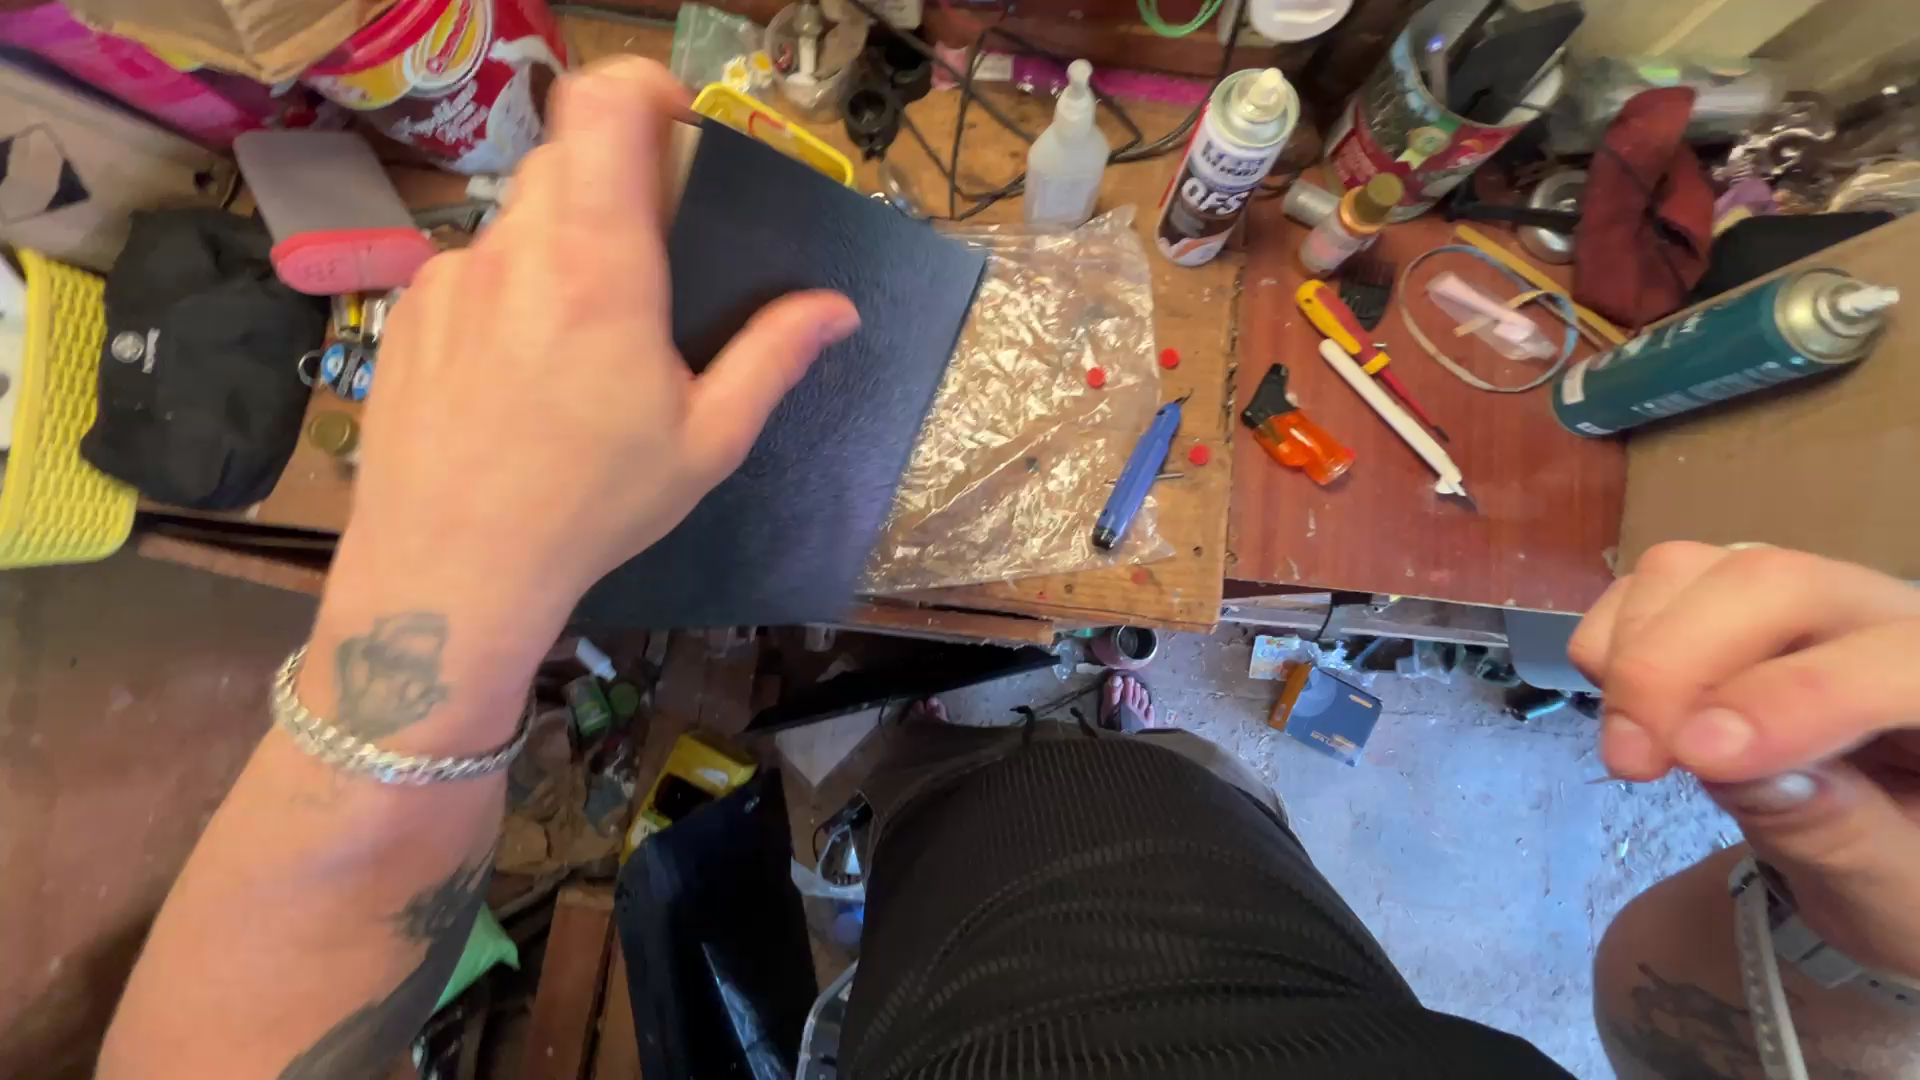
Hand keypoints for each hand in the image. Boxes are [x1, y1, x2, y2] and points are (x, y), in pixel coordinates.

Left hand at [346, 58, 859, 607]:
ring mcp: (450, 276)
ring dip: (570, 246)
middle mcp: (516, 250)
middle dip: (622, 184)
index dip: (645, 86)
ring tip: (590, 340)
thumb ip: (774, 358)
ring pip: (524, 218)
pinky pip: (479, 268)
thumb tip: (838, 308)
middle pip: (569, 157)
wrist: (454, 565)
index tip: (681, 121)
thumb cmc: (598, 504)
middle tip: (657, 264)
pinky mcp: (410, 310)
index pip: (605, 110)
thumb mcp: (710, 440)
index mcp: (600, 270)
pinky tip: (525, 372)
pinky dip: (518, 289)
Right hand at [1570, 541, 1919, 976]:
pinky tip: (1631, 712)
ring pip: (1685, 572)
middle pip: (1768, 584)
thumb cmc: (1909, 877)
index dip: (1798, 696)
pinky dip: (1605, 649)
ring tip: (1633, 746)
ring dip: (1632, 659)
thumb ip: (1836, 830)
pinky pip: (1632, 592)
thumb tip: (1731, 770)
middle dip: (1674, 665)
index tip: (1699, 760)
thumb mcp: (1898, 886)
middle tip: (1635, 758)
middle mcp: (1886, 614)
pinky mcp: (1705, 600)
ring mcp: (1789, 595)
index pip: (1903, 658)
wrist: (1879, 844)